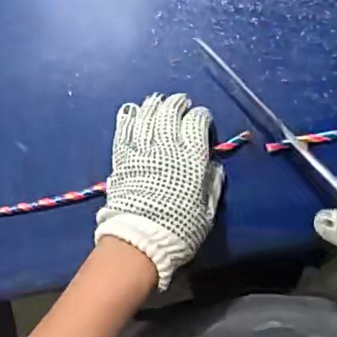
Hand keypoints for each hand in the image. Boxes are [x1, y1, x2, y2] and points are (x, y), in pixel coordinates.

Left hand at [93, 93, 224, 289]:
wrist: (140, 236)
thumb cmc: (179, 227)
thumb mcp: (207, 209)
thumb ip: (212, 183)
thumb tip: (213, 165)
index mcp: (191, 158)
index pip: (196, 124)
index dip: (200, 116)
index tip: (201, 117)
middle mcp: (166, 148)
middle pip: (170, 115)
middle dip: (177, 104)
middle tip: (180, 101)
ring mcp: (141, 151)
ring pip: (147, 118)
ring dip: (153, 105)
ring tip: (157, 100)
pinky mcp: (122, 157)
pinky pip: (124, 131)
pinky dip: (127, 117)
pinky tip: (130, 109)